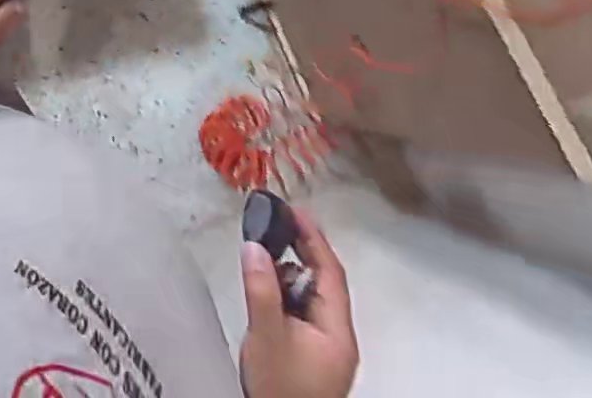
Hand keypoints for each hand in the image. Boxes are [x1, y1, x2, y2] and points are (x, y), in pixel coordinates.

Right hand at [239, 208, 357, 397]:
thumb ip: (261, 289)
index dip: (313, 238)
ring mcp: (326, 350)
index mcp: (338, 330)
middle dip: (304, 251)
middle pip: (325, 282)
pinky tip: (271, 290)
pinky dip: (289, 294)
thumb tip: (253, 245)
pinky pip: (303, 313)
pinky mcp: (312, 359)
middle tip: (281, 224)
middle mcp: (338, 337)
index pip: (331, 271)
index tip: (295, 211)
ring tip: (269, 255)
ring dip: (293, 273)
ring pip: (313, 298)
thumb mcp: (267, 337)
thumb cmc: (279, 390)